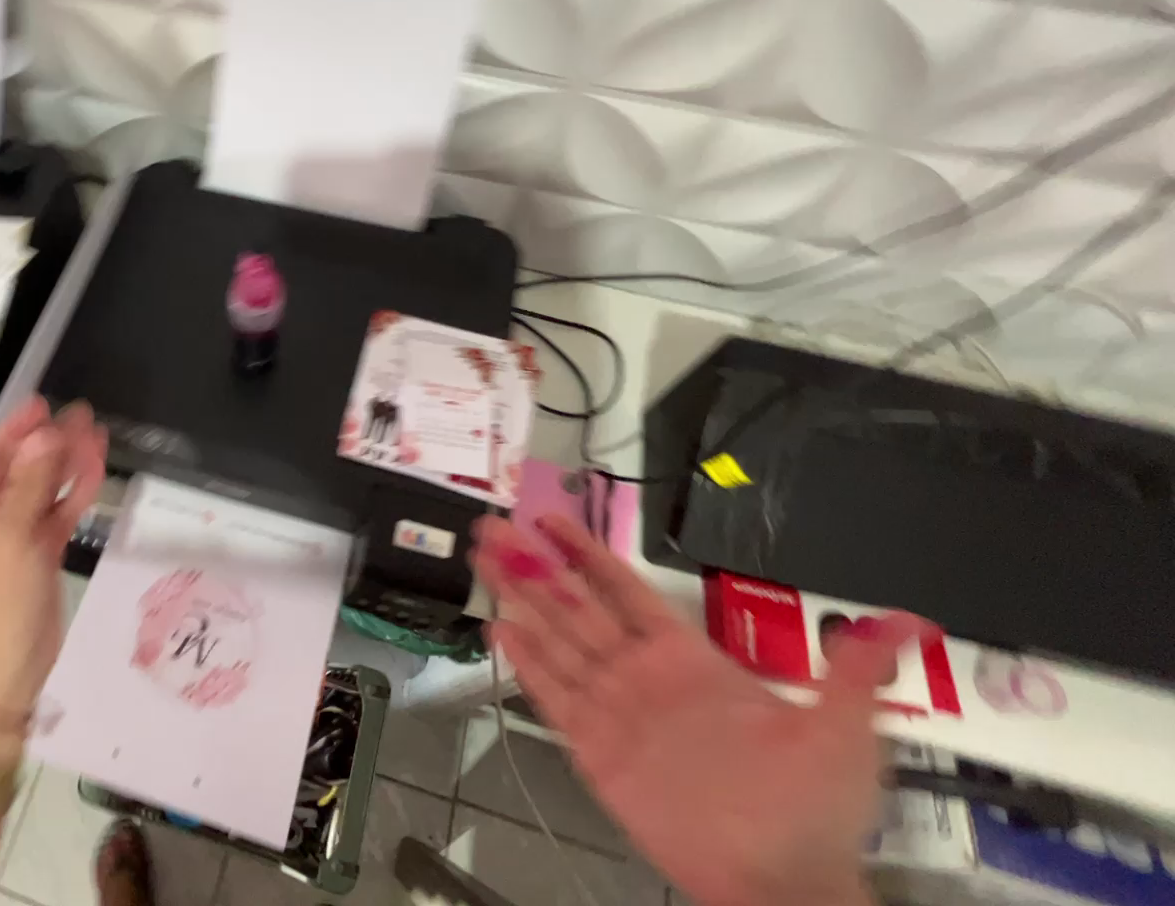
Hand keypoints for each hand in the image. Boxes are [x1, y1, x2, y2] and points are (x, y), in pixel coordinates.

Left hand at [0, 397, 105, 719]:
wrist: (7, 671)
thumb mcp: (10, 537)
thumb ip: (29, 485)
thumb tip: (44, 435)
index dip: (15, 430)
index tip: (43, 405)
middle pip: (23, 468)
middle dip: (50, 442)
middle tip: (83, 416)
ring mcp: (20, 536)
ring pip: (47, 489)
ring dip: (70, 463)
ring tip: (98, 435)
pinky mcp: (44, 554)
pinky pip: (61, 514)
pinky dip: (78, 494)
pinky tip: (97, 472)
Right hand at [475, 514, 922, 905]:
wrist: (775, 883)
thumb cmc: (809, 807)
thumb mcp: (841, 731)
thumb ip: (852, 671)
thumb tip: (905, 621)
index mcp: (684, 657)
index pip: (623, 589)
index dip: (586, 552)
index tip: (551, 520)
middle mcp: (638, 671)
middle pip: (574, 604)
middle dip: (533, 564)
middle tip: (495, 527)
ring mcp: (611, 706)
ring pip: (553, 638)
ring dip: (518, 599)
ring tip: (485, 560)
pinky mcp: (591, 744)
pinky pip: (550, 693)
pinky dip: (523, 661)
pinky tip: (498, 629)